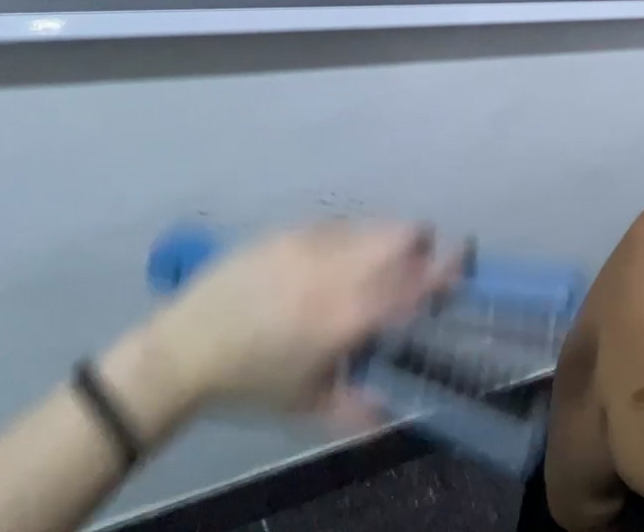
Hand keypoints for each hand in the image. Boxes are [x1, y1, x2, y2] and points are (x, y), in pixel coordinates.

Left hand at [138, 221, 465, 423]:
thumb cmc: (250, 382)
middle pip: (407, 234)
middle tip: (410, 269)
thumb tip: (396, 418)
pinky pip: (342, 224)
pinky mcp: (292, 231)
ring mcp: (315, 244)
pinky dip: (350, 240)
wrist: (182, 351)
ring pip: (377, 224)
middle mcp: (340, 271)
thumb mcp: (308, 403)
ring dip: (386, 242)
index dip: (449, 268)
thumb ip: (359, 411)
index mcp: (350, 316)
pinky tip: (326, 265)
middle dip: (420, 247)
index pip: (418, 280)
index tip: (462, 266)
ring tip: (366, 267)